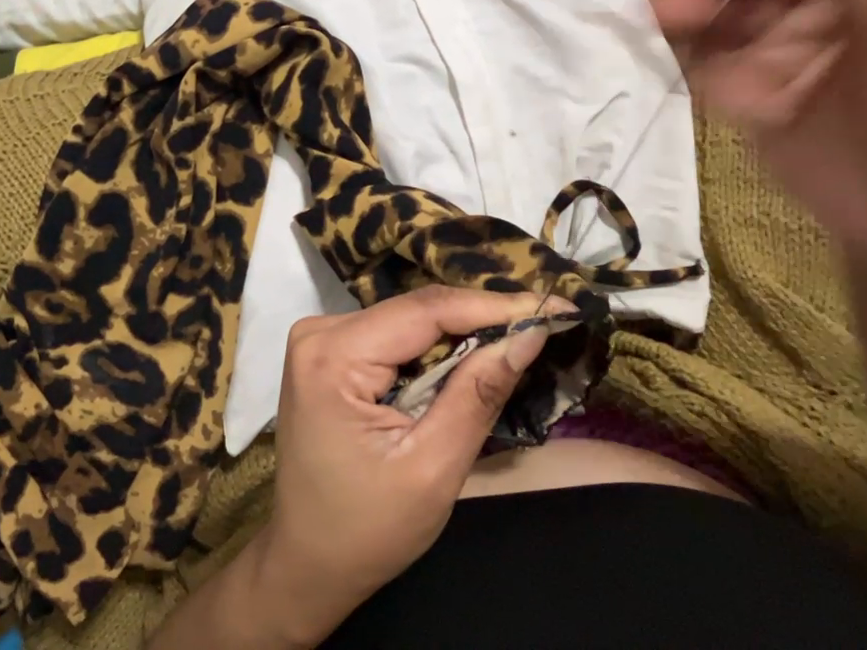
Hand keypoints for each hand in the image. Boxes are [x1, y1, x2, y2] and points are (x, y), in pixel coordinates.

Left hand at [251, 286, 558, 642]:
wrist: (308, 561)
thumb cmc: (367, 529)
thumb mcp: (433, 467)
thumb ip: (478, 394)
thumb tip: (528, 333)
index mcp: (333, 355)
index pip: (426, 309)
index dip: (495, 306)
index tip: (557, 307)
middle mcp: (319, 333)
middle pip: (417, 311)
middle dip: (482, 321)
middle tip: (547, 328)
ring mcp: (319, 342)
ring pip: (409, 322)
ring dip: (462, 338)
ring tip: (518, 345)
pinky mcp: (328, 356)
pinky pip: (393, 339)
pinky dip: (433, 353)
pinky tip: (469, 367)